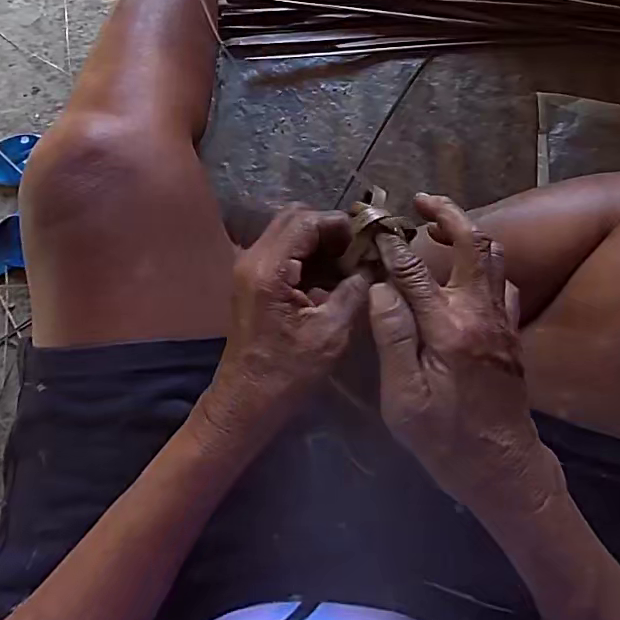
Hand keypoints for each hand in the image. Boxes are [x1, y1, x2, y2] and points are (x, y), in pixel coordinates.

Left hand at [199, 208, 368, 441]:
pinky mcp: (252, 278)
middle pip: (294, 219)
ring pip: (288, 231)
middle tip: (358, 248)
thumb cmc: (288, 371)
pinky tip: (332, 275)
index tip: (367, 237)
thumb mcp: (330, 332)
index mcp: (269, 268)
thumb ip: (354, 290)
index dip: (339, 224)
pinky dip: (307, 254)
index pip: (305, 221)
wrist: (246, 400)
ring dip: (318, 240)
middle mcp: (253, 257)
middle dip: (328, 228)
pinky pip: (283, 250)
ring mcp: (249, 266)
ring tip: (351, 261)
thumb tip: (373, 263)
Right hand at [368, 194, 564, 519]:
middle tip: (419, 201)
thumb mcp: (403, 398)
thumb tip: (380, 287)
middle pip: (472, 243)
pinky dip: (482, 261)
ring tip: (434, 226)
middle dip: (446, 213)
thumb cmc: (444, 439)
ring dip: (465, 231)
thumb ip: (392, 337)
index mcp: (449, 328)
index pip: (414, 269)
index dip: (391, 245)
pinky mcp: (511, 330)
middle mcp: (480, 313)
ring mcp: (501, 319)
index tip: (374, 230)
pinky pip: (502, 279)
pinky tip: (462, 270)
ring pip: (493, 255)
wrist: (504, 471)